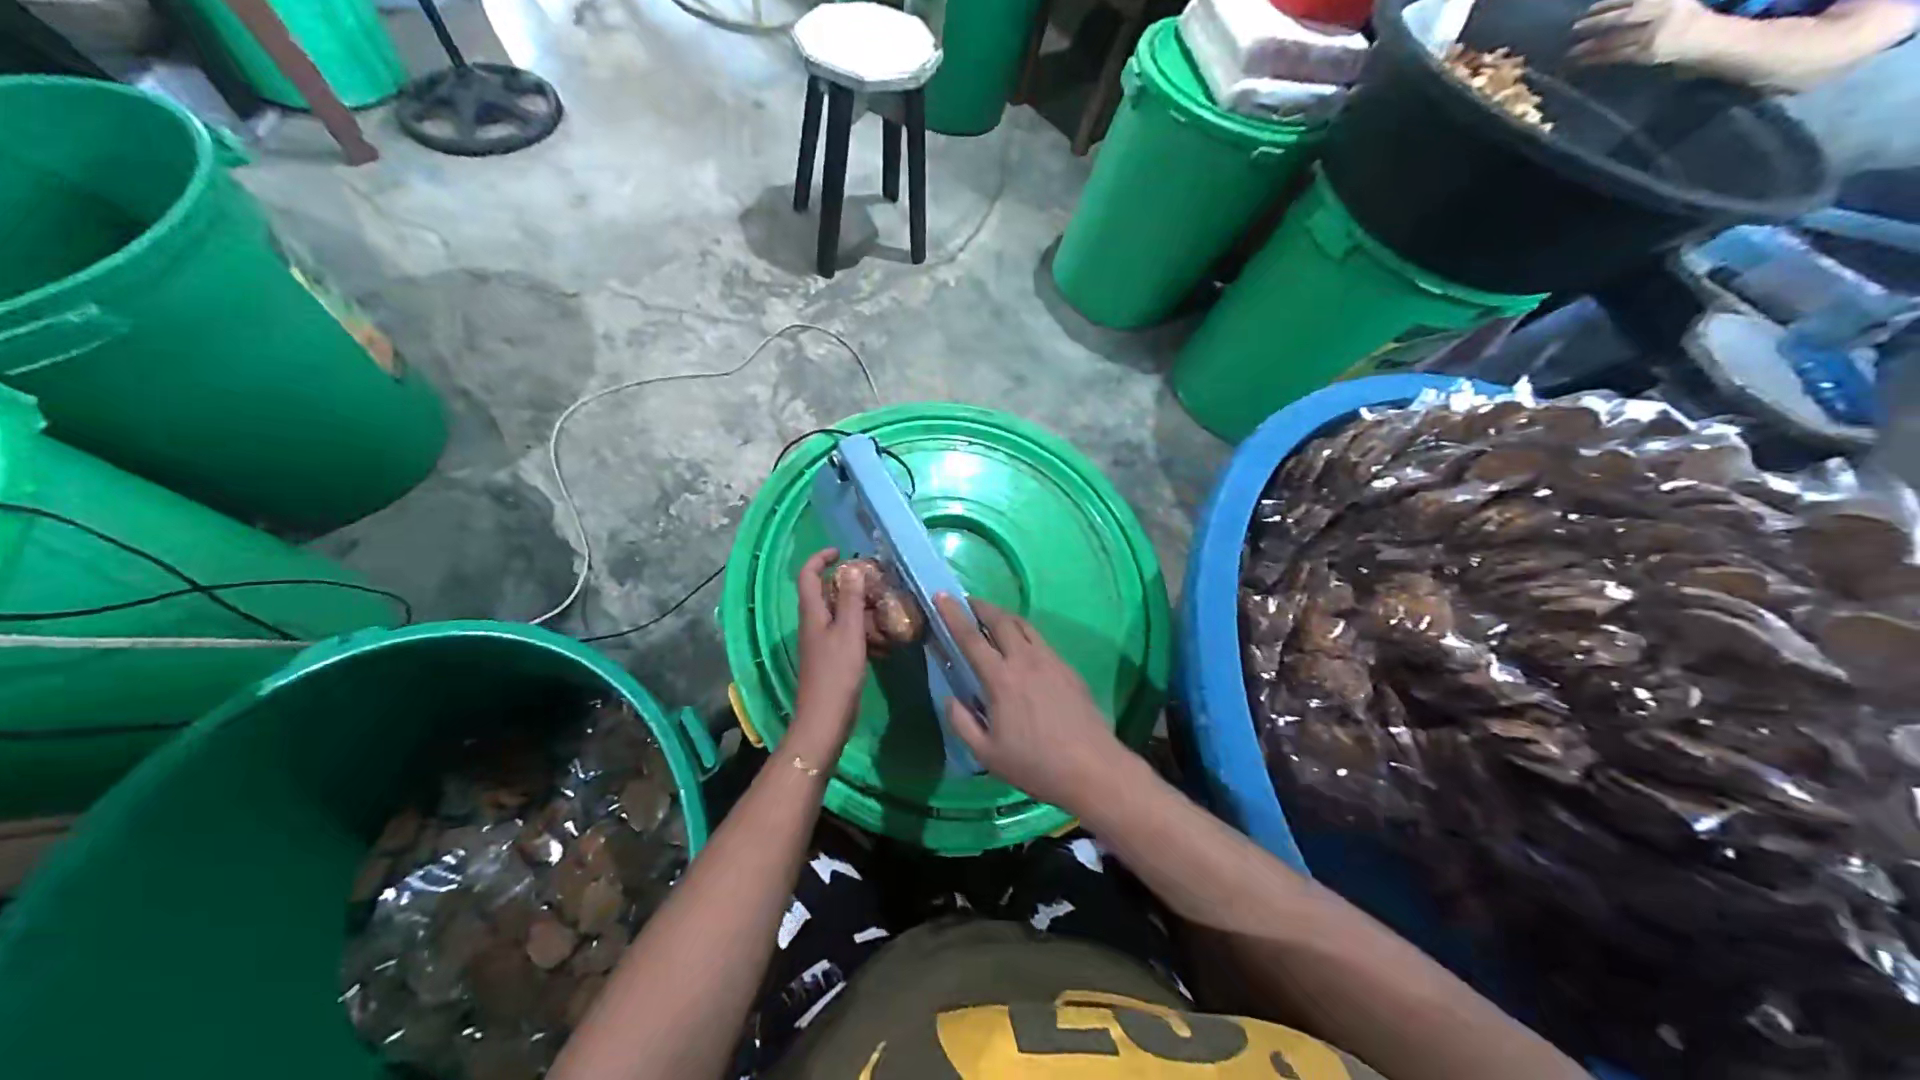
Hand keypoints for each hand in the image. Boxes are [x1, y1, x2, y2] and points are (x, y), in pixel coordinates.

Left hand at [789, 548, 869, 761]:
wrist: (825, 719)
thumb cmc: (836, 673)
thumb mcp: (848, 632)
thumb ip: (851, 600)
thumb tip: (851, 567)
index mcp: (812, 614)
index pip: (807, 575)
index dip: (820, 558)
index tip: (841, 552)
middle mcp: (813, 624)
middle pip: (825, 593)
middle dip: (848, 583)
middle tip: (875, 581)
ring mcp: (821, 642)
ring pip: (838, 615)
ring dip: (859, 608)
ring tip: (884, 607)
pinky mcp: (831, 658)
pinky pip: (846, 634)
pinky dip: (862, 630)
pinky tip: (883, 639)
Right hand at [934, 593, 1138, 813]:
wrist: (1092, 768)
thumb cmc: (1034, 764)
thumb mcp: (986, 753)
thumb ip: (962, 722)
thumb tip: (951, 698)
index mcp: (1001, 679)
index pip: (970, 638)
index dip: (953, 615)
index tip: (942, 596)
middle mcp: (1026, 660)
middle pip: (1001, 620)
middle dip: (981, 606)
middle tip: (967, 602)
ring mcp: (1051, 661)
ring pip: (1024, 626)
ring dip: (1004, 616)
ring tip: (992, 618)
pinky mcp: (1068, 669)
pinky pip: (1040, 641)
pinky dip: (1024, 634)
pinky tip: (1022, 648)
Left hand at [1568, 0, 1725, 66]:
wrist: (1702, 35)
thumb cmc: (1680, 14)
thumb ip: (1642, 0)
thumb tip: (1610, 4)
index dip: (1608, 4)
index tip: (1588, 10)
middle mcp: (1661, 12)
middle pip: (1623, 17)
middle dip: (1597, 22)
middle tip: (1574, 28)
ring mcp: (1653, 34)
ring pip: (1616, 39)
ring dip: (1590, 45)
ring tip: (1570, 50)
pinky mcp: (1645, 53)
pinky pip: (1616, 56)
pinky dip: (1596, 58)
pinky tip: (1580, 60)